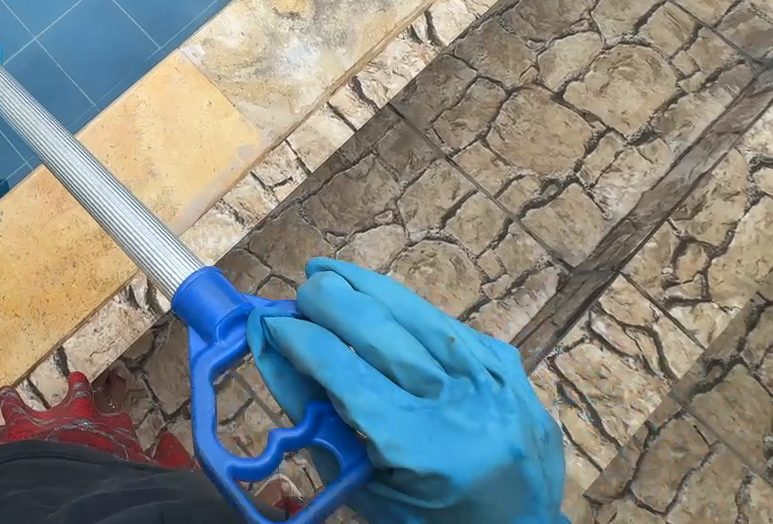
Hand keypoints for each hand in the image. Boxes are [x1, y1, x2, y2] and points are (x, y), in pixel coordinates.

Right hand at [253, 258, 563, 522]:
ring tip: (323, 272)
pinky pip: (439, 319)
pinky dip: (399, 304)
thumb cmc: (422, 518)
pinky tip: (373, 298)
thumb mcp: (353, 477)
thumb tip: (263, 340)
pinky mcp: (509, 369)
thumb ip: (305, 406)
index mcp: (418, 448)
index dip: (296, 336)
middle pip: (374, 326)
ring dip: (358, 284)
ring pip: (409, 308)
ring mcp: (492, 383)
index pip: (338, 367)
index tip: (267, 321)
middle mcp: (459, 407)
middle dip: (325, 299)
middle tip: (298, 296)